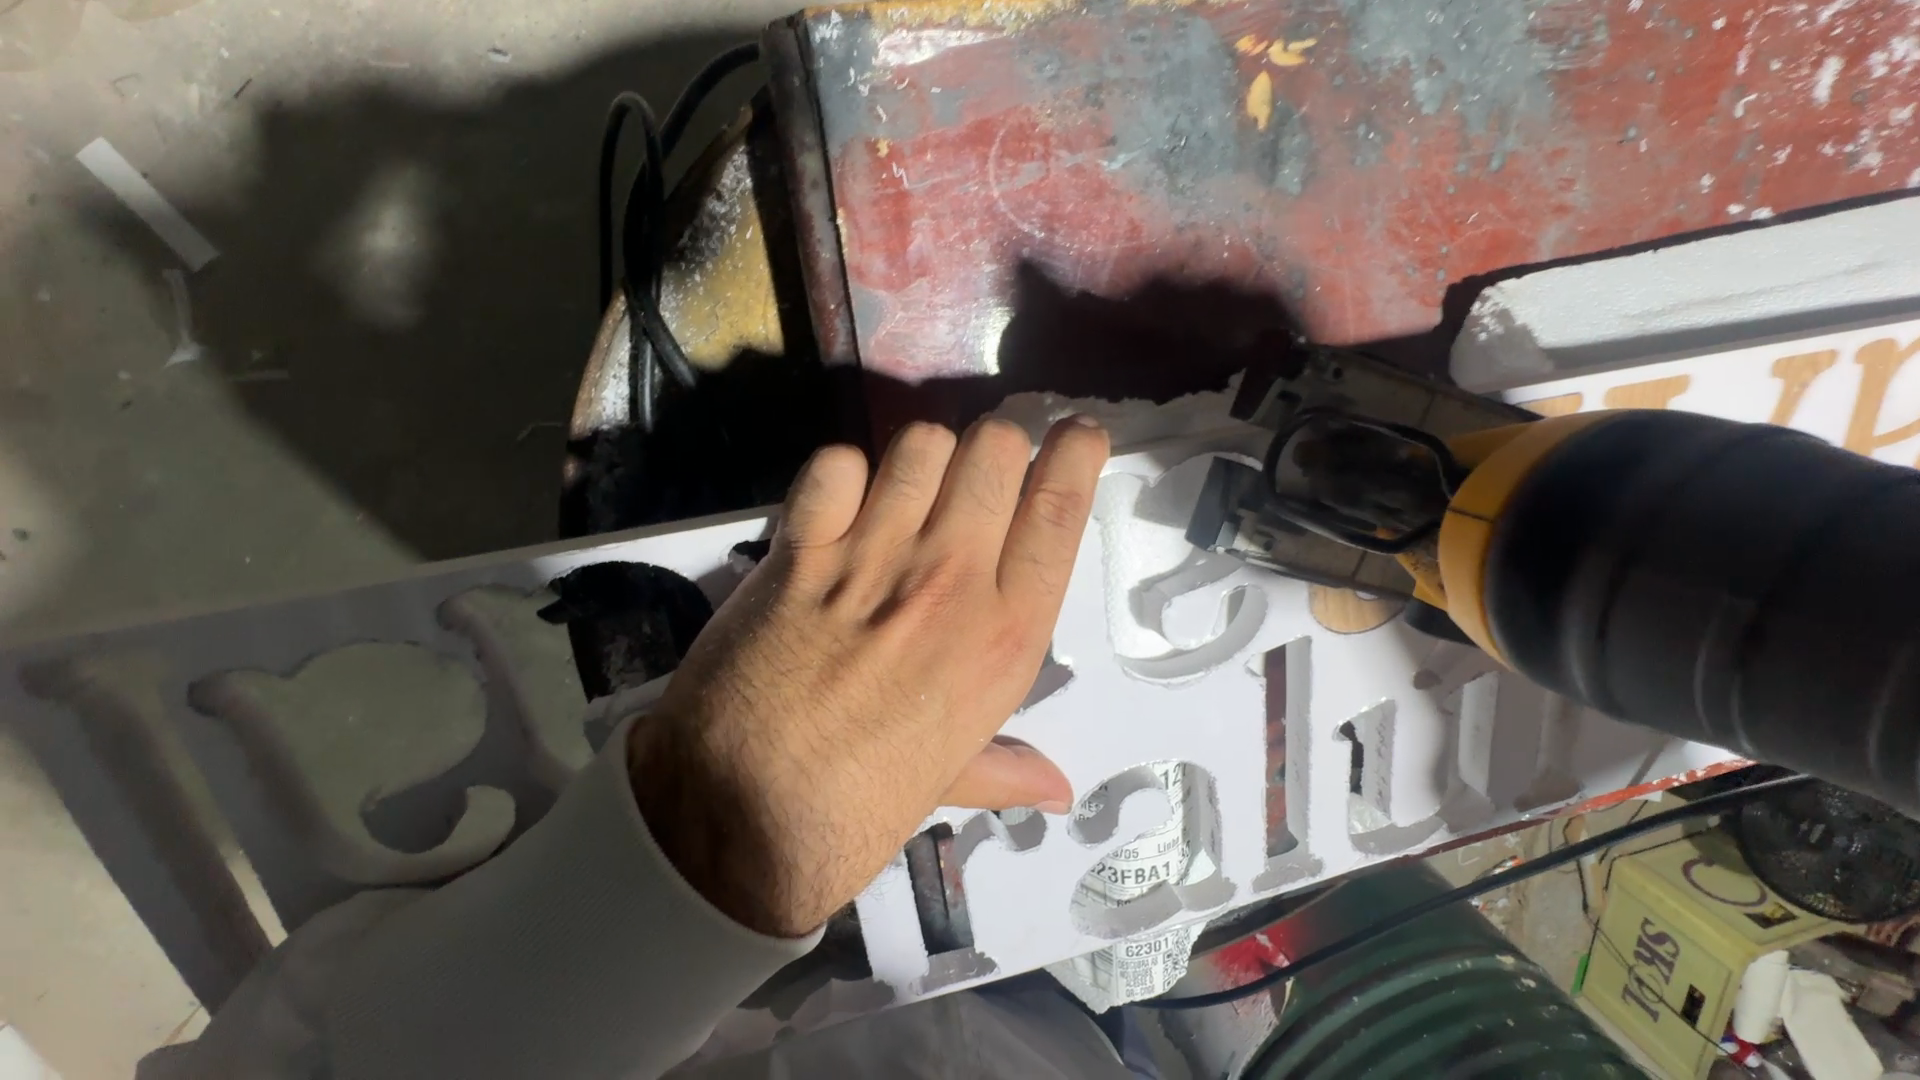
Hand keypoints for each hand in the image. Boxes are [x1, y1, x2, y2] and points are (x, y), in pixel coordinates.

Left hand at [627, 416, 1109, 936]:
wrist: (739, 814)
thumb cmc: (858, 807)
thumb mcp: (948, 784)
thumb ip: (1008, 768)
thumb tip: (1061, 792)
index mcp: (1004, 637)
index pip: (1060, 511)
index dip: (1075, 454)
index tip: (1075, 435)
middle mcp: (950, 580)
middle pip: (995, 450)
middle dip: (994, 449)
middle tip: (977, 478)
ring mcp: (873, 557)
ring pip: (922, 444)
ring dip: (923, 459)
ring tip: (911, 491)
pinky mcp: (801, 548)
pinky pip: (838, 464)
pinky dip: (843, 474)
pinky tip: (841, 506)